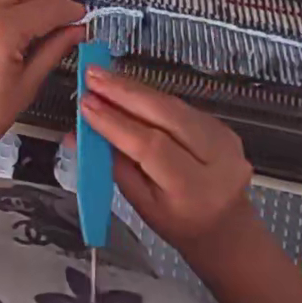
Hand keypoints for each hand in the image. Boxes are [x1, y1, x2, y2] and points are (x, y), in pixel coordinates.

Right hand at [74, 68, 254, 253]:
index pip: (151, 146)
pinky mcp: (221, 125)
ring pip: (172, 104)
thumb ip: (112, 165)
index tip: (86, 104)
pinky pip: (179, 106)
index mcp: (194, 189)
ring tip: (102, 77)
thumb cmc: (179, 222)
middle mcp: (216, 158)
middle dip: (124, 93)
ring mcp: (223, 137)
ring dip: (134, 89)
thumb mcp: (141, 204)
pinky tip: (126, 88)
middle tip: (92, 76)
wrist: (226, 226)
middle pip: (166, 114)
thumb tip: (76, 135)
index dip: (116, 123)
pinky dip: (150, 97)